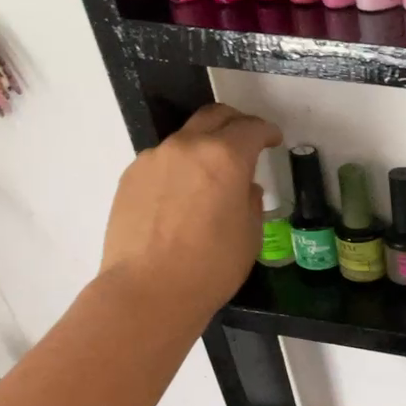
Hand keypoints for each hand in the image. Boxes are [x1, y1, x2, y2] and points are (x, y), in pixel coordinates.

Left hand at [101, 104, 282, 323]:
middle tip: (247, 139)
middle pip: (214, 116)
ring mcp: (154, 159)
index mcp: (225, 158)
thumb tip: (243, 188)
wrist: (149, 289)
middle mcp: (187, 147)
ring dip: (204, 147)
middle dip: (235, 123)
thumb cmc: (212, 267)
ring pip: (186, 139)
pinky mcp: (131, 176)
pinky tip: (183, 199)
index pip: (250, 129)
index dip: (266, 131)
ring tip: (212, 177)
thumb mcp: (250, 236)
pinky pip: (163, 161)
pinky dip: (180, 168)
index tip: (273, 139)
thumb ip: (250, 202)